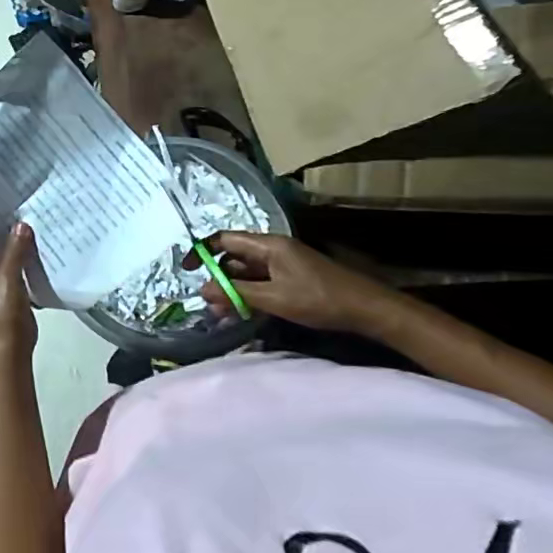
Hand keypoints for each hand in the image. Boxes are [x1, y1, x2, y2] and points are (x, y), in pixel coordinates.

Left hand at [0, 223, 37, 359]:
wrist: (12, 348)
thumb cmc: (2, 313)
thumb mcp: (8, 278)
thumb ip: (15, 250)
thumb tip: (22, 223)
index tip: (13, 205)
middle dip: (13, 233)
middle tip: (32, 210)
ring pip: (11, 258)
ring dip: (23, 247)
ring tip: (41, 225)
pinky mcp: (12, 291)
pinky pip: (20, 270)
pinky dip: (29, 262)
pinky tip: (45, 249)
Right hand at [193, 231, 399, 333]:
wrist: (367, 308)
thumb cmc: (319, 299)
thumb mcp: (273, 298)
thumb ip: (236, 293)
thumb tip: (202, 290)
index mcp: (268, 245)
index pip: (224, 240)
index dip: (201, 252)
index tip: (186, 270)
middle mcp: (273, 248)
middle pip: (234, 257)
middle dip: (217, 278)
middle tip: (209, 304)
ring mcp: (284, 263)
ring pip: (247, 272)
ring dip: (233, 289)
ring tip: (223, 313)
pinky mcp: (292, 277)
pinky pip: (262, 281)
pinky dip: (249, 294)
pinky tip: (244, 312)